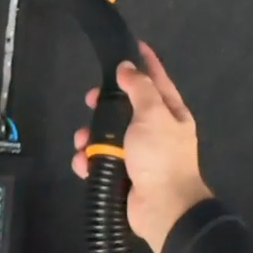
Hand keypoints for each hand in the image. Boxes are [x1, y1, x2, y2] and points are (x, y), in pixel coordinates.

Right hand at [72, 42, 213, 252]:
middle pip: (126, 107)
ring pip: (108, 135)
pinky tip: (83, 162)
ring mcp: (139, 155)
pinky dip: (89, 161)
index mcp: (170, 113)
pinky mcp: (123, 175)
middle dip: (106, 102)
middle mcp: (156, 131)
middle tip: (90, 98)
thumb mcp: (153, 114)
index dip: (146, 61)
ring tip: (81, 141)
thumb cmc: (161, 156)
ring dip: (91, 137)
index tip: (134, 44)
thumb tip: (128, 67)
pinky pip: (101, 161)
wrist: (162, 209)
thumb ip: (140, 88)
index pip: (157, 79)